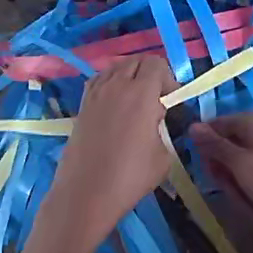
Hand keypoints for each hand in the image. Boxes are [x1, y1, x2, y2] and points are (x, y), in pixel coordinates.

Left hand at [40, 55, 175, 250]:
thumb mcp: (164, 155)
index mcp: (141, 93)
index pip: (157, 64)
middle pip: (136, 60)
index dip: (168, 79)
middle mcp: (116, 85)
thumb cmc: (130, 176)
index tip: (170, 101)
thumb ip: (163, 126)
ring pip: (116, 67)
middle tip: (155, 100)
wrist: (86, 192)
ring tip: (134, 103)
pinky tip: (114, 105)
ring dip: (129, 77)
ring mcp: (95, 93)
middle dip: (150, 74)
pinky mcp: (81, 104)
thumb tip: (154, 116)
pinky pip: (99, 80)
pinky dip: (110, 83)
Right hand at [189, 113, 252, 226]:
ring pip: (237, 159)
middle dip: (220, 165)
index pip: (214, 124)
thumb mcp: (239, 164)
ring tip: (242, 194)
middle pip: (225, 141)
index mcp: (252, 120)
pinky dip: (248, 183)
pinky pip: (252, 170)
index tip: (205, 167)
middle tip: (227, 185)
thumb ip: (214, 145)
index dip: (204, 145)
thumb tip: (192, 126)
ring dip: (233, 178)